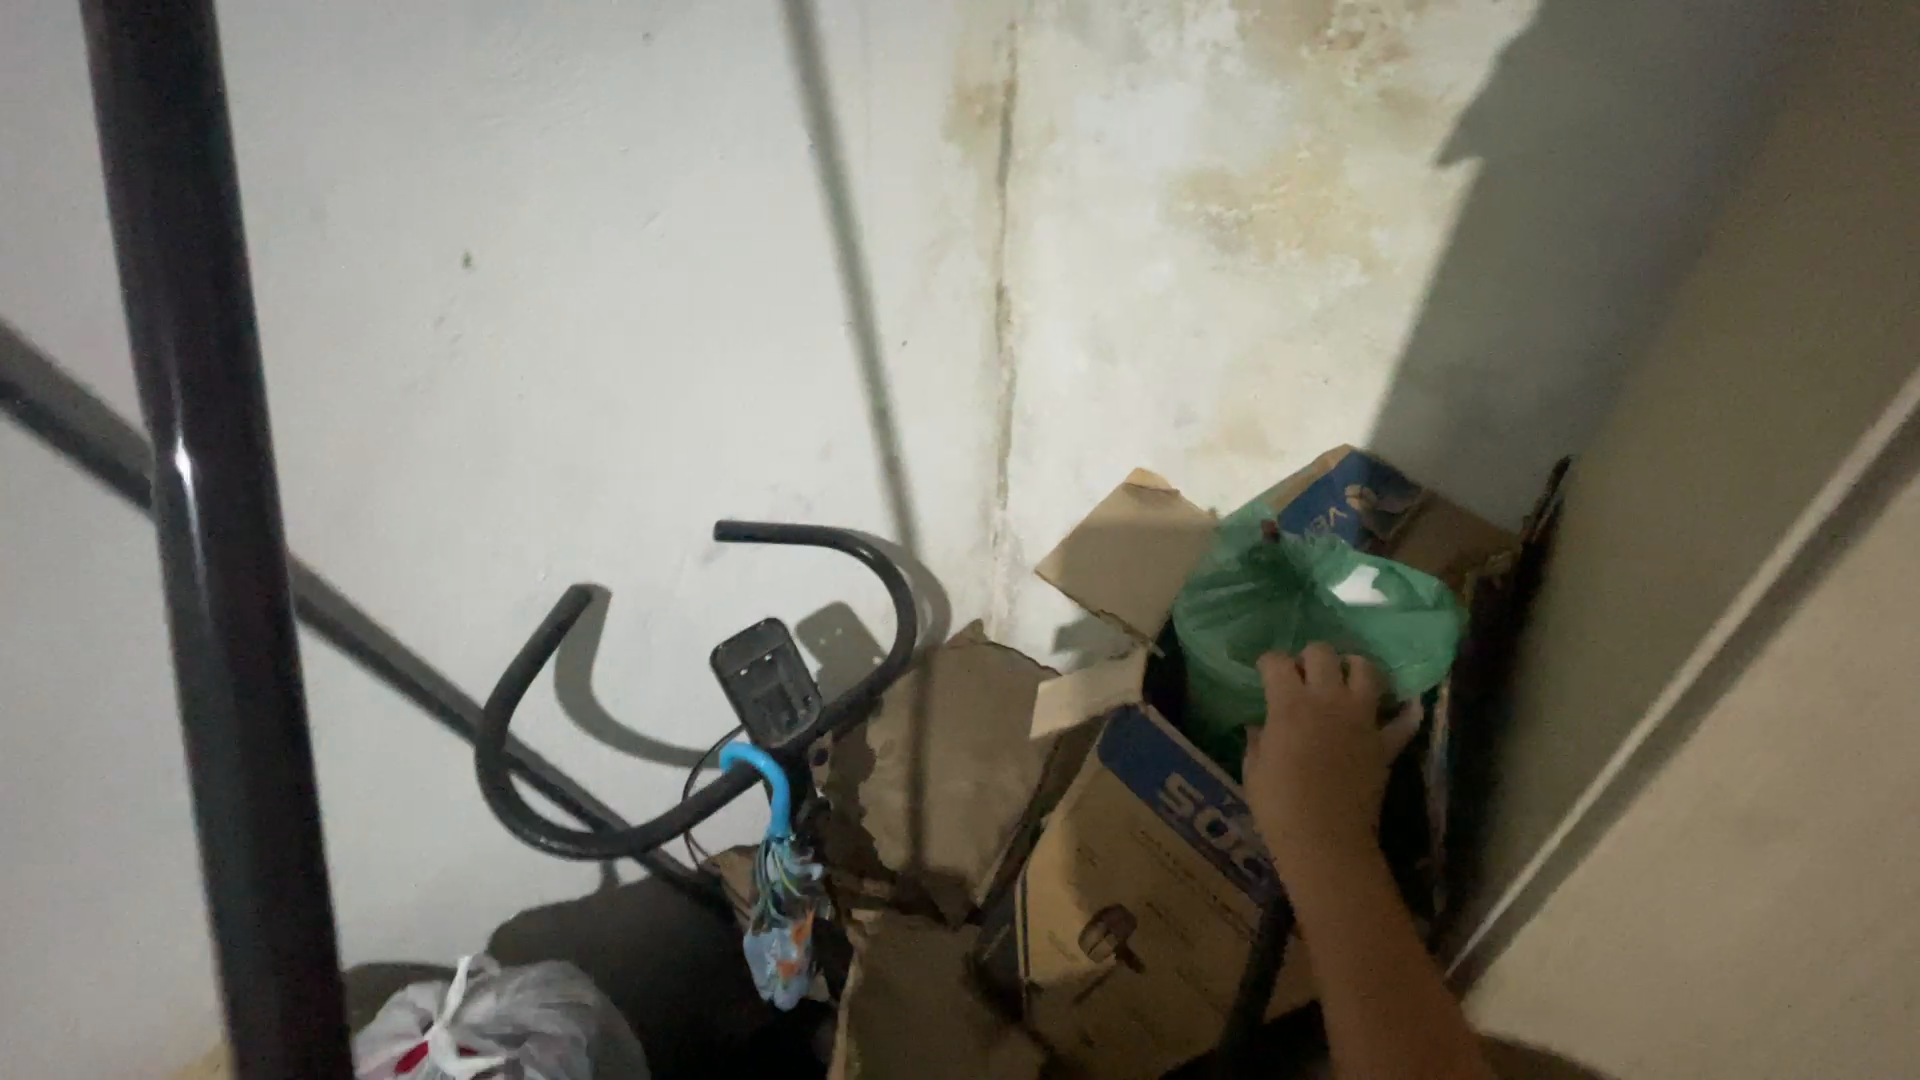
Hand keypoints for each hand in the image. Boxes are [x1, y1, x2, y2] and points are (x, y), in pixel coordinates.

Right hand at [1242, 644, 1420, 885]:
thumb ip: (1257, 738)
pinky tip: (1402, 707)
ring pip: (1366, 671)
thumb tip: (1260, 725)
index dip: (1268, 663)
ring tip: (1344, 679)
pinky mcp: (1386, 744)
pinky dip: (1404, 711)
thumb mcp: (1253, 767)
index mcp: (1289, 704)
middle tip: (1303, 674)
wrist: (1325, 841)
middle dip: (1309, 657)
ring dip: (1353, 667)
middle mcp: (1328, 701)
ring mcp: (1362, 720)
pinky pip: (1405, 719)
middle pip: (1322, 653)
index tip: (1264, 673)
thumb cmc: (1278, 805)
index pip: (1277, 662)